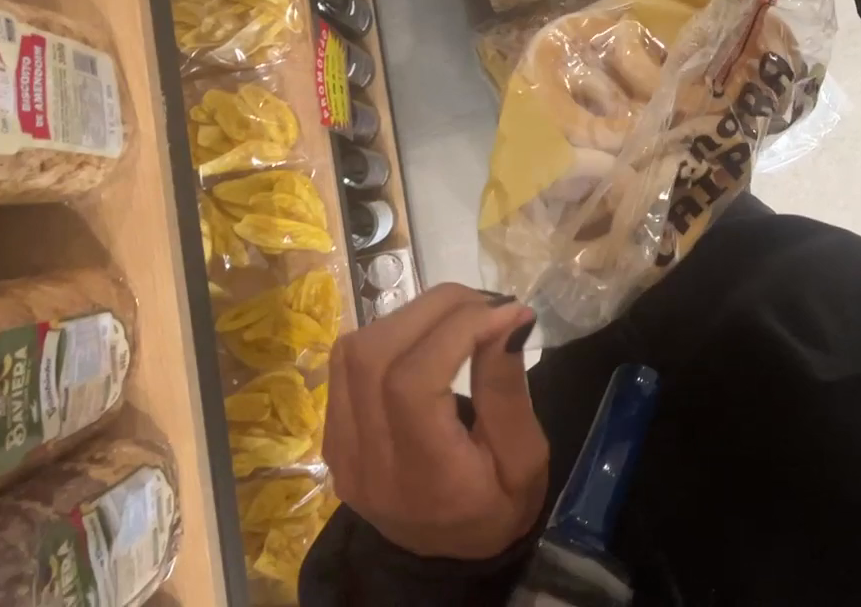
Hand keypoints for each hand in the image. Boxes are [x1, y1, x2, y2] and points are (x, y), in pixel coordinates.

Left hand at [323, 284, 547, 559]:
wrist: (448, 555)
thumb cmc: (499, 507)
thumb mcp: (526, 462)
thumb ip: (510, 394)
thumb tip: (508, 320)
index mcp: (422, 476)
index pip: (413, 381)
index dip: (460, 329)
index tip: (510, 311)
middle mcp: (366, 460)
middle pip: (376, 355)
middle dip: (438, 309)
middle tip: (489, 304)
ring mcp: (341, 447)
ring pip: (355, 350)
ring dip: (412, 314)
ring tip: (462, 314)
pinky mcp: (334, 433)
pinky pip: (347, 363)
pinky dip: (390, 331)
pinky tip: (430, 334)